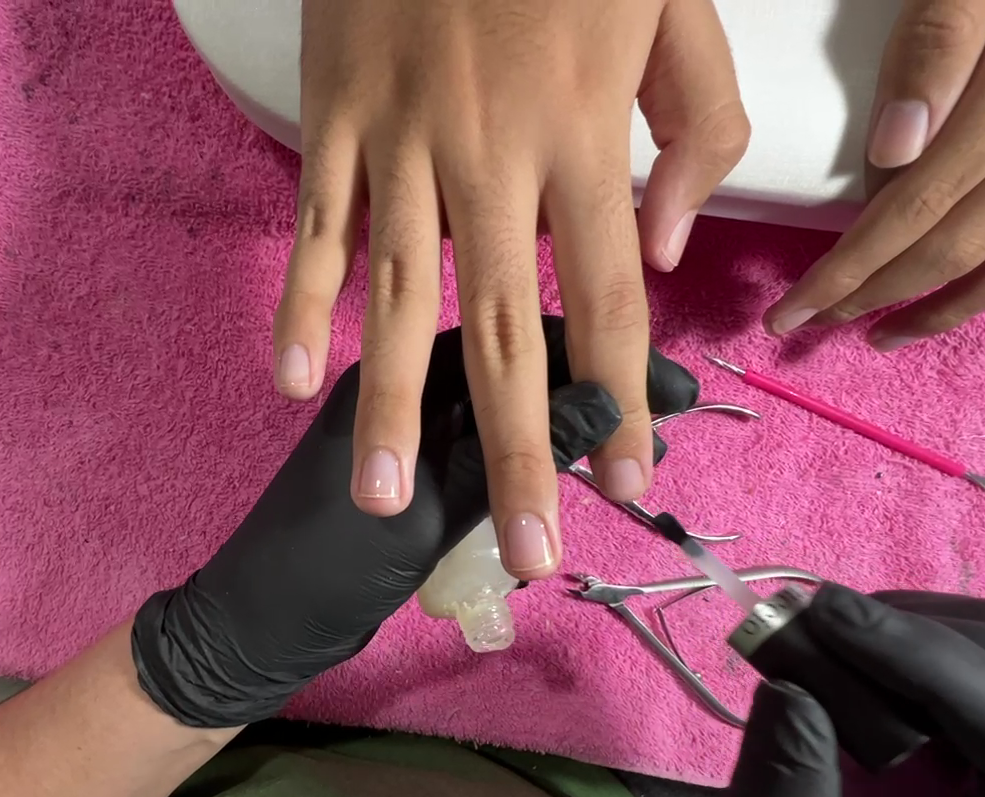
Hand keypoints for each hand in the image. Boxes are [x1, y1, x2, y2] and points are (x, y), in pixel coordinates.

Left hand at [135, 317, 697, 726]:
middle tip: (669, 414)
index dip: (595, 360)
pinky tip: (568, 473)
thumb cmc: (327, 568)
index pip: (514, 342)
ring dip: (564, 426)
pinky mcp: (413, 477)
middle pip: (519, 373)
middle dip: (592, 392)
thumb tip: (598, 406)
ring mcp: (409, 434)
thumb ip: (503, 457)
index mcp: (400, 376)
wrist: (261, 624)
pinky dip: (526, 462)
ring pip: (505, 414)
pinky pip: (481, 453)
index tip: (665, 391)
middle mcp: (406, 389)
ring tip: (630, 447)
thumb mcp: (425, 513)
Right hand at [273, 0, 746, 577]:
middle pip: (506, 336)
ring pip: (397, 301)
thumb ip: (692, 127)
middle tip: (524, 552)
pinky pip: (318, 230)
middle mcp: (493, 161)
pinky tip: (292, 383)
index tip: (627, 485)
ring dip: (392, 411)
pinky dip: (300, 306)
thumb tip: (661, 247)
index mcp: (585, 134)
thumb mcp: (673, 3)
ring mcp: (403, 147)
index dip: (622, 401)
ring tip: (387, 503)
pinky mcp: (335, 123)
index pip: (612, 303)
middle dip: (517, 454)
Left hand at [764, 0, 984, 350]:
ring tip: (890, 331)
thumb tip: (891, 157)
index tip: (795, 311)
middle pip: (978, 233)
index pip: (928, 195)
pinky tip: (981, 292)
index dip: (853, 265)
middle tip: (822, 323)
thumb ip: (938, 44)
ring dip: (958, 307)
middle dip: (885, 291)